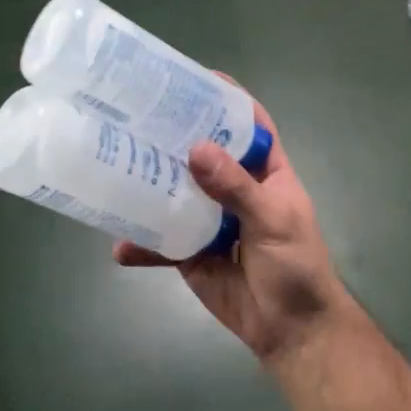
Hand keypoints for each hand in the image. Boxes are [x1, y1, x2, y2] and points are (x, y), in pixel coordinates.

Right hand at [113, 80, 350, 362]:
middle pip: (203, 153)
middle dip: (174, 136)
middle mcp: (235, 190)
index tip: (191, 78)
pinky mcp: (191, 253)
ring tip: (113, 163)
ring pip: (176, 193)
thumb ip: (237, 188)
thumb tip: (196, 150)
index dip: (226, 100)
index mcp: (266, 173)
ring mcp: (211, 221)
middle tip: (134, 114)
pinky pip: (162, 242)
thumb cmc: (296, 268)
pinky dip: (141, 244)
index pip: (249, 125)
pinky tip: (119, 244)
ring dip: (149, 182)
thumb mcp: (274, 222)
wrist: (291, 332)